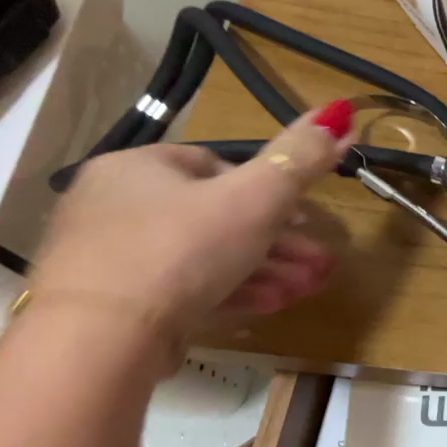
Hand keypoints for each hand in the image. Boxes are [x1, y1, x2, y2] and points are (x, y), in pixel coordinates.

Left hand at [27, 102, 354, 349]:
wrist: (106, 333)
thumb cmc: (184, 250)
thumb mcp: (256, 199)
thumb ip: (298, 158)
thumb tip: (341, 112)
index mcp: (140, 166)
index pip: (216, 165)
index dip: (269, 190)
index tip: (306, 218)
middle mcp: (118, 201)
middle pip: (219, 215)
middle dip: (280, 241)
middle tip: (321, 263)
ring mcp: (115, 253)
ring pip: (209, 254)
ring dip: (267, 270)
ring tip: (307, 288)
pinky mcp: (121, 299)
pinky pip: (188, 285)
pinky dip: (233, 290)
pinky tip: (268, 303)